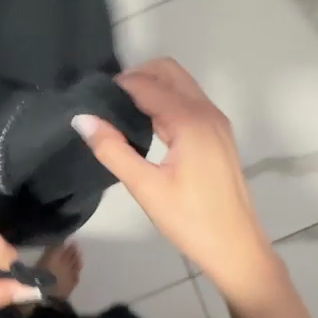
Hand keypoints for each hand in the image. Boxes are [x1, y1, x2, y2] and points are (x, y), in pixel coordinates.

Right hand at [73, 58, 280, 303]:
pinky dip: (164, 102)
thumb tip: (82, 119)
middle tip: (106, 102)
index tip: (89, 99)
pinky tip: (145, 127)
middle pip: (169, 71)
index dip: (117, 86)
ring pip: (180, 85)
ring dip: (151, 88)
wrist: (235, 246)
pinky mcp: (218, 135)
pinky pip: (188, 102)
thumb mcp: (145, 187)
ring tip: (119, 113)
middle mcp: (207, 112)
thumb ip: (112, 149)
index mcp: (190, 121)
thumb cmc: (189, 219)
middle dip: (136, 77)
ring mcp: (216, 122)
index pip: (147, 85)